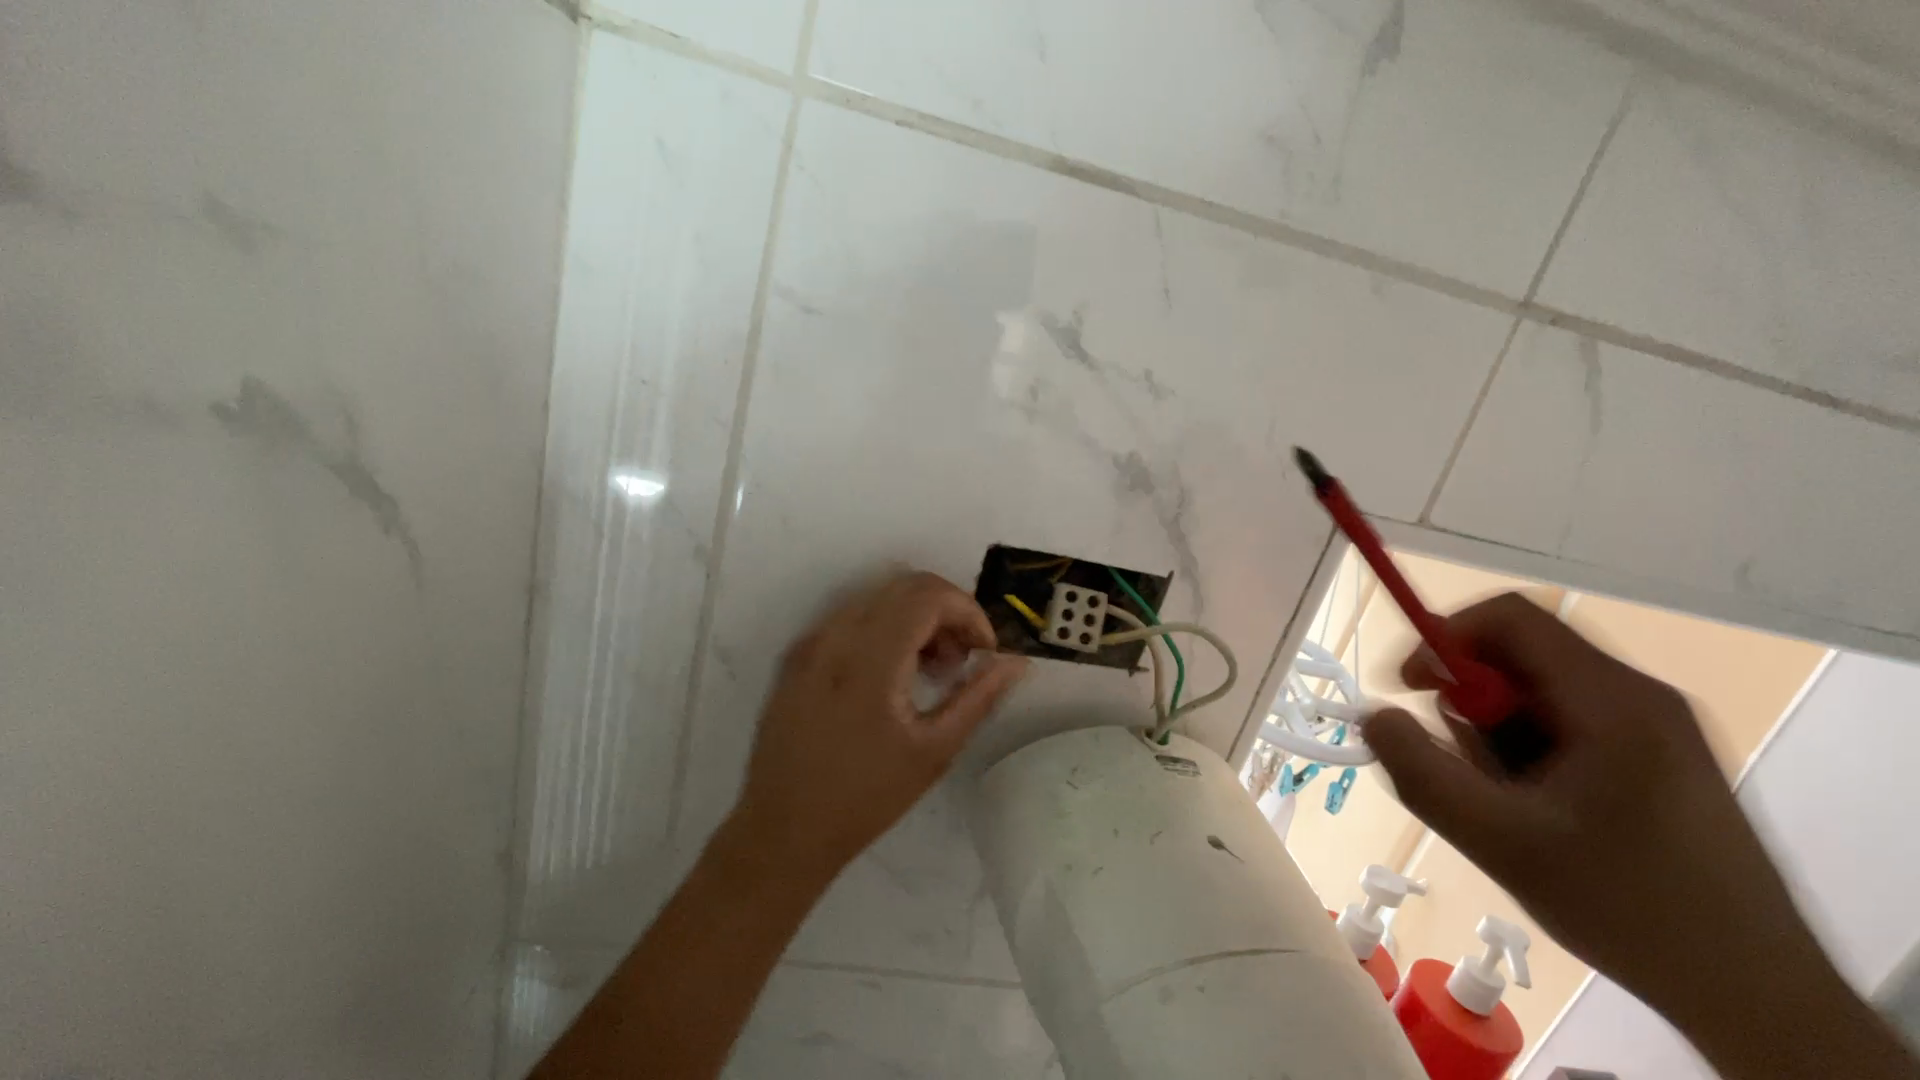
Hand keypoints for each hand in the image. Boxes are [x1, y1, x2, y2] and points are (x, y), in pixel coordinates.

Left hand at [733, 571, 1026, 874]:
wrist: (783, 828)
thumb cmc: (866, 797)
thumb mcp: (934, 751)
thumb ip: (978, 697)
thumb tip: (1015, 662)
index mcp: (871, 658)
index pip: (929, 595)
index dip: (968, 612)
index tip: (983, 653)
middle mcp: (836, 635)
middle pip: (904, 585)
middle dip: (945, 611)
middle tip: (960, 660)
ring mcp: (811, 642)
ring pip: (876, 596)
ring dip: (914, 616)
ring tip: (928, 669)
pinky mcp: (797, 655)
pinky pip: (848, 616)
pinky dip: (882, 626)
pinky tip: (890, 674)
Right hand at [1362, 593, 1810, 1013]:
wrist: (1754, 990)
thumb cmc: (1625, 906)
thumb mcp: (1500, 843)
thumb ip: (1421, 774)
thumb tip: (1374, 716)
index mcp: (1612, 699)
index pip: (1510, 618)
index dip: (1443, 638)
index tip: (1408, 689)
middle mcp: (1640, 695)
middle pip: (1525, 657)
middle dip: (1471, 700)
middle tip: (1455, 763)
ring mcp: (1659, 727)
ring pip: (1545, 695)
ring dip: (1499, 733)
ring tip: (1503, 804)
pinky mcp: (1663, 758)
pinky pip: (1573, 725)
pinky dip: (1532, 753)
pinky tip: (1537, 813)